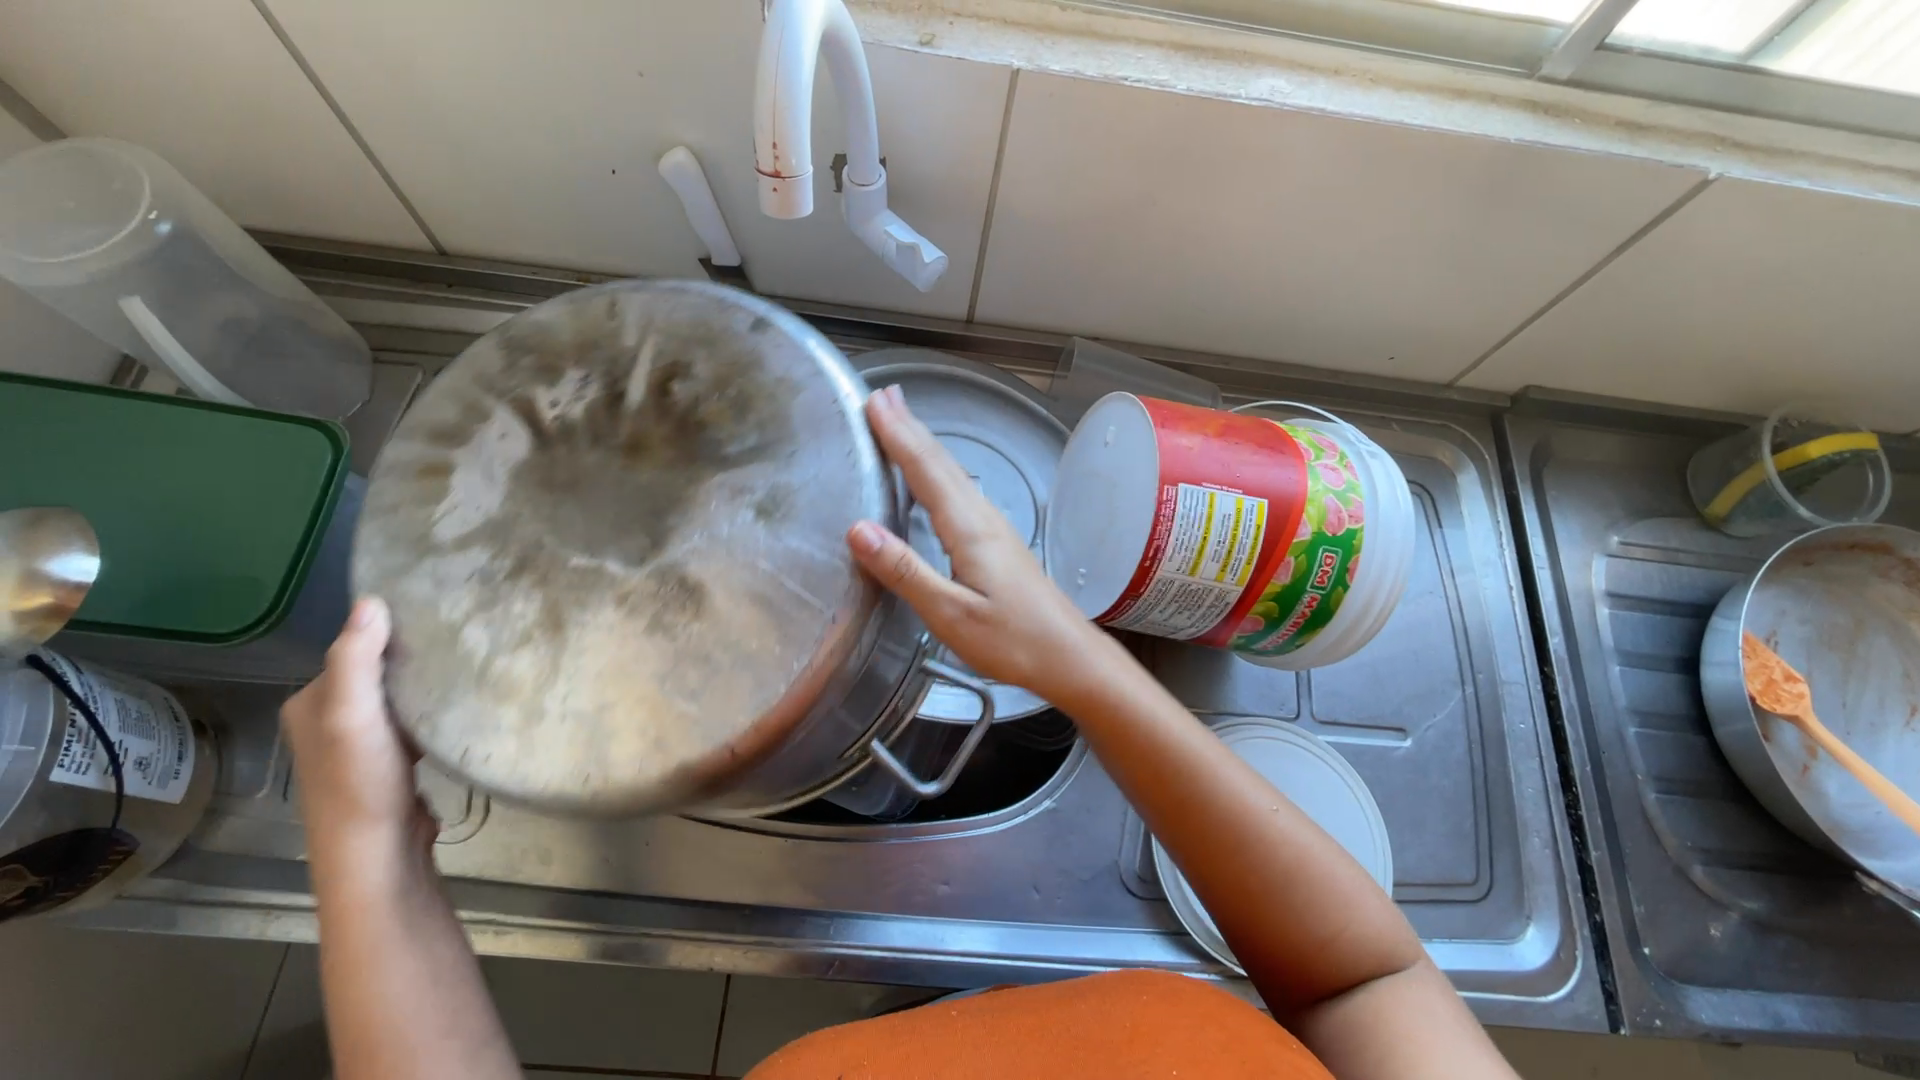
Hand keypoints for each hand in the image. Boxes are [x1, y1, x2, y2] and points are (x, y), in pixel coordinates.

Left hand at [282, 597, 436, 856]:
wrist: (378, 853)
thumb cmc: (360, 781)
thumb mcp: (354, 715)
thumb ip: (357, 660)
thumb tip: (371, 601)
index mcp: (309, 705)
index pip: (353, 652)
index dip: (389, 637)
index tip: (435, 624)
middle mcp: (328, 723)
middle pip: (376, 676)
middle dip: (411, 662)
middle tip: (460, 646)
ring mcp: (358, 749)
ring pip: (396, 702)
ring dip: (424, 691)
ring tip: (465, 673)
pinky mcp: (388, 768)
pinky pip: (412, 727)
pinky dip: (430, 718)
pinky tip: (455, 715)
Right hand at [847, 385, 1115, 705]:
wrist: (1070, 657)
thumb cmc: (1013, 641)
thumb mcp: (950, 615)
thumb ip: (906, 572)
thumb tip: (859, 529)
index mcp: (969, 528)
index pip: (926, 470)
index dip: (897, 435)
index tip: (873, 402)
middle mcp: (984, 519)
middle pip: (942, 463)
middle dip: (910, 427)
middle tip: (885, 395)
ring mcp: (995, 530)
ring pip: (954, 474)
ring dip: (925, 445)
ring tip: (904, 423)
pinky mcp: (1000, 545)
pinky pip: (962, 493)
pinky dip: (939, 472)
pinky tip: (936, 480)